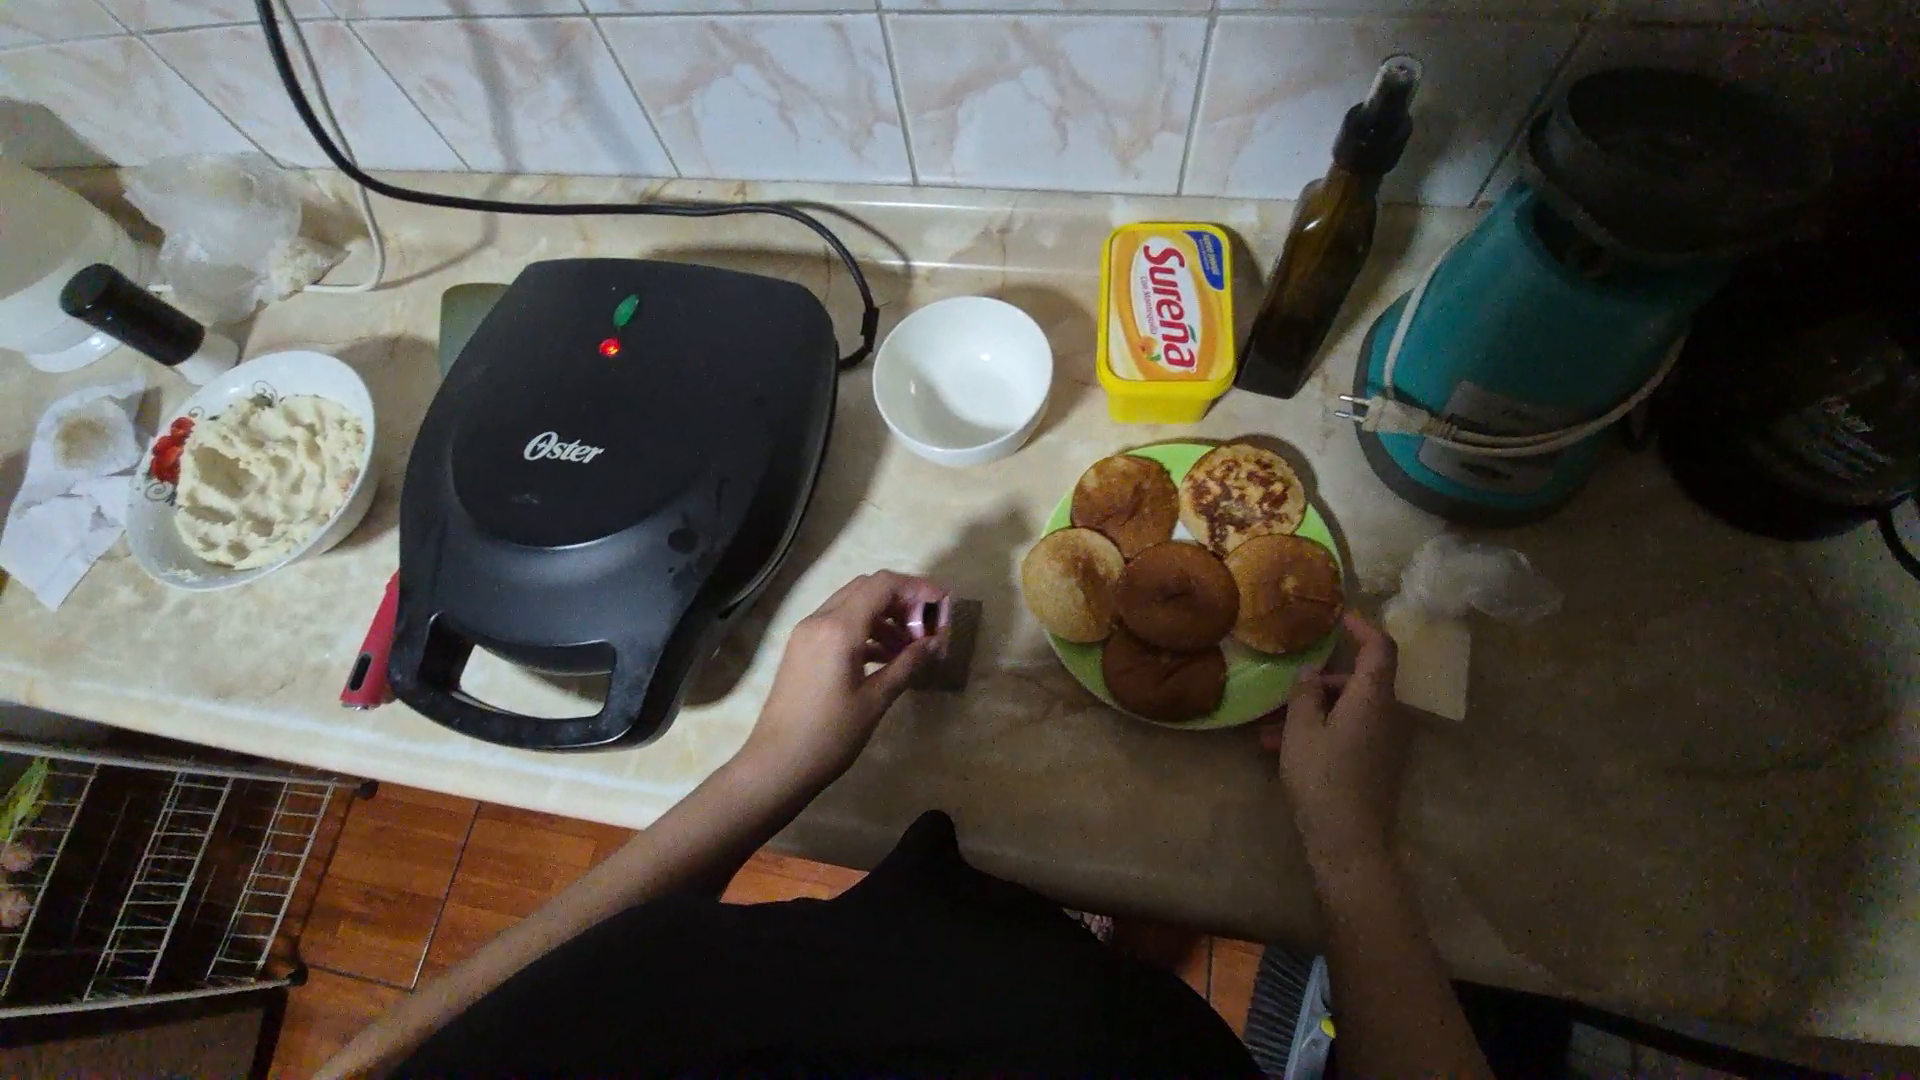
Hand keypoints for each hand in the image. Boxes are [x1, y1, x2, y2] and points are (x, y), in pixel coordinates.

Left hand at [740, 571, 948, 791]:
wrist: (777, 765)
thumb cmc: (830, 735)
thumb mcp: (876, 699)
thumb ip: (907, 664)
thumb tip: (934, 643)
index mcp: (838, 628)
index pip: (882, 585)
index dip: (917, 588)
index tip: (941, 604)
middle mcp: (819, 620)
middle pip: (867, 588)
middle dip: (902, 600)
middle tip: (926, 627)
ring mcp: (807, 633)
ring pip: (852, 605)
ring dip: (884, 617)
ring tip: (909, 648)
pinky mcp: (802, 648)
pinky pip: (838, 624)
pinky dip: (865, 631)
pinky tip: (884, 658)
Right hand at [1260, 610, 1407, 870]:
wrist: (1349, 841)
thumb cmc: (1322, 778)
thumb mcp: (1301, 730)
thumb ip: (1304, 694)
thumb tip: (1308, 672)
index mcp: (1372, 699)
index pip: (1380, 649)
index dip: (1362, 628)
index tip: (1338, 616)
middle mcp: (1387, 714)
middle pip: (1357, 681)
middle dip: (1318, 682)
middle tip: (1283, 693)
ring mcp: (1384, 740)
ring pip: (1347, 709)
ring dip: (1311, 711)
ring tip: (1269, 730)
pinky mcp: (1376, 761)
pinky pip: (1348, 731)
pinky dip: (1320, 731)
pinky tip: (1282, 749)